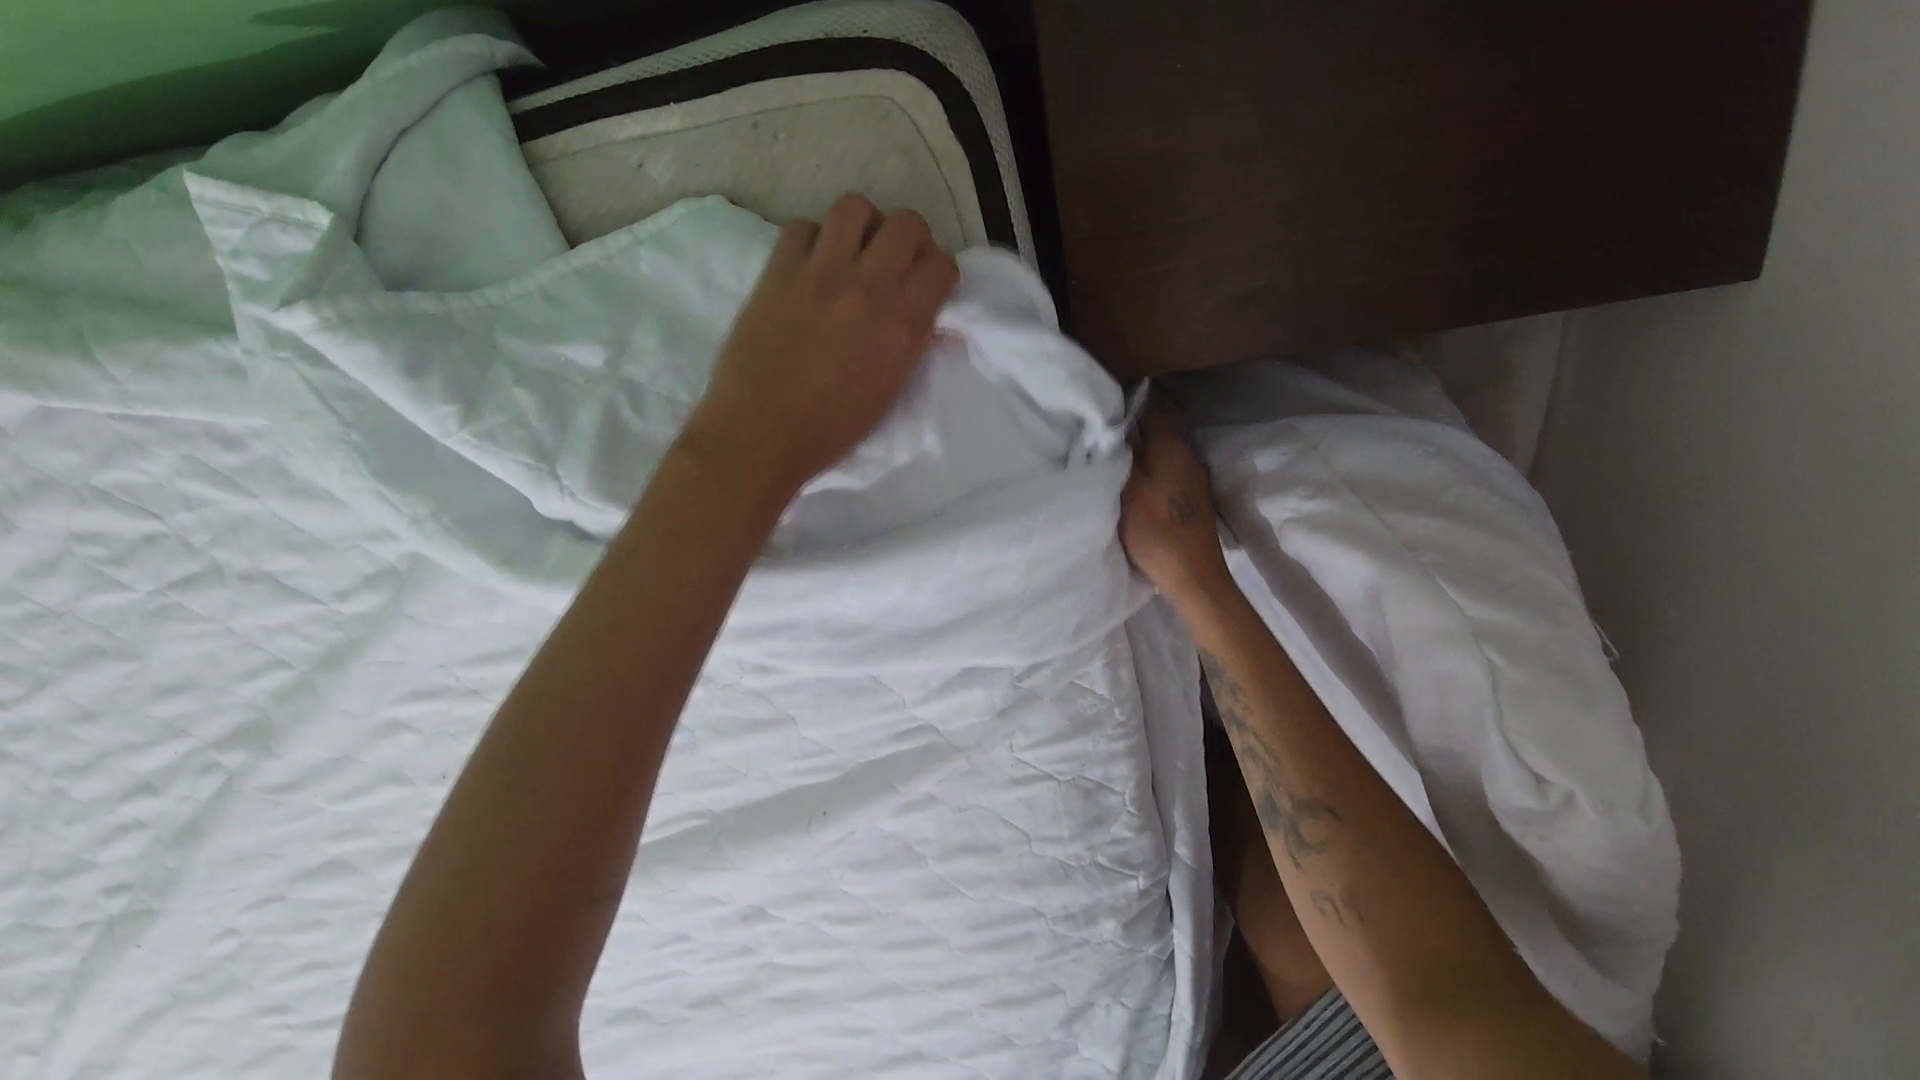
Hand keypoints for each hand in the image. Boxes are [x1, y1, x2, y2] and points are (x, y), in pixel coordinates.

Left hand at [684, 194, 960, 494]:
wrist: (760, 434)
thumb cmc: (831, 429)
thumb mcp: (889, 391)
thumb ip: (911, 345)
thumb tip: (925, 318)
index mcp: (901, 326)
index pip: (941, 265)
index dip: (937, 271)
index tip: (924, 286)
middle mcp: (867, 289)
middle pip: (906, 224)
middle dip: (907, 239)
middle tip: (893, 263)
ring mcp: (819, 274)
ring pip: (854, 208)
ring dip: (861, 226)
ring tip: (852, 253)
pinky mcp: (777, 271)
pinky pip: (802, 227)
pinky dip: (812, 240)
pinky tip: (809, 267)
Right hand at [1120, 401, 1231, 602]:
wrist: (1192, 573)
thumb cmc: (1154, 529)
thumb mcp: (1126, 486)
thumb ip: (1121, 451)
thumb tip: (1116, 422)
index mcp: (1172, 443)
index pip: (1151, 404)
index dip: (1126, 398)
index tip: (1101, 401)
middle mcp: (1188, 450)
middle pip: (1160, 421)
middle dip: (1134, 417)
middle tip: (1103, 421)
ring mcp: (1193, 472)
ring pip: (1164, 442)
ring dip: (1142, 439)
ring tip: (1113, 444)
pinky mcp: (1192, 491)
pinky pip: (1168, 460)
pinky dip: (1150, 457)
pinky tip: (1132, 469)